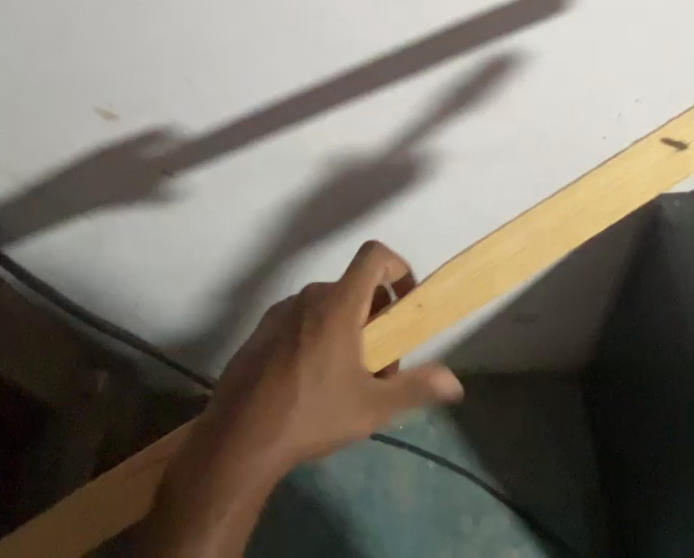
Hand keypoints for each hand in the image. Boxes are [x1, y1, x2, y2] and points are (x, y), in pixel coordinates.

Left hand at [200, 239, 464, 475]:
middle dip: (376, 319)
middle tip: (380, 366)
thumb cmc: (311, 415)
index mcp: (338, 304)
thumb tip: (455, 383)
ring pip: (327, 306)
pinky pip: (301, 321)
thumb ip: (416, 388)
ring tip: (347, 382)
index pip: (374, 255)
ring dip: (347, 330)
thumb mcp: (372, 407)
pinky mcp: (260, 332)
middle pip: (355, 288)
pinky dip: (318, 338)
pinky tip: (312, 384)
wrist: (238, 439)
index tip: (406, 303)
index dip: (398, 268)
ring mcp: (280, 312)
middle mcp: (309, 297)